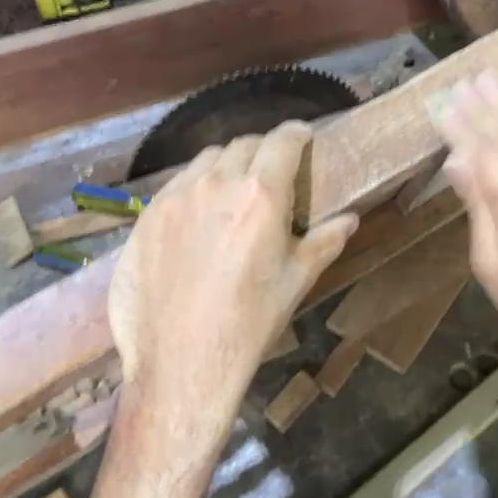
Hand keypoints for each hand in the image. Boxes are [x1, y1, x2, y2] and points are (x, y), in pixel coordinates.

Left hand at [109, 121, 357, 423]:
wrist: (181, 363)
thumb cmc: (249, 324)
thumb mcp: (296, 282)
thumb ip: (325, 241)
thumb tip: (351, 218)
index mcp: (261, 195)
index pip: (283, 141)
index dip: (296, 134)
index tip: (303, 136)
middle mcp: (216, 183)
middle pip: (244, 145)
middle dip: (263, 151)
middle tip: (271, 173)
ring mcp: (175, 197)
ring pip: (207, 160)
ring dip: (226, 166)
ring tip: (232, 192)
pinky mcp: (146, 215)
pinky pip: (177, 185)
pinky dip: (194, 188)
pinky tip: (198, 217)